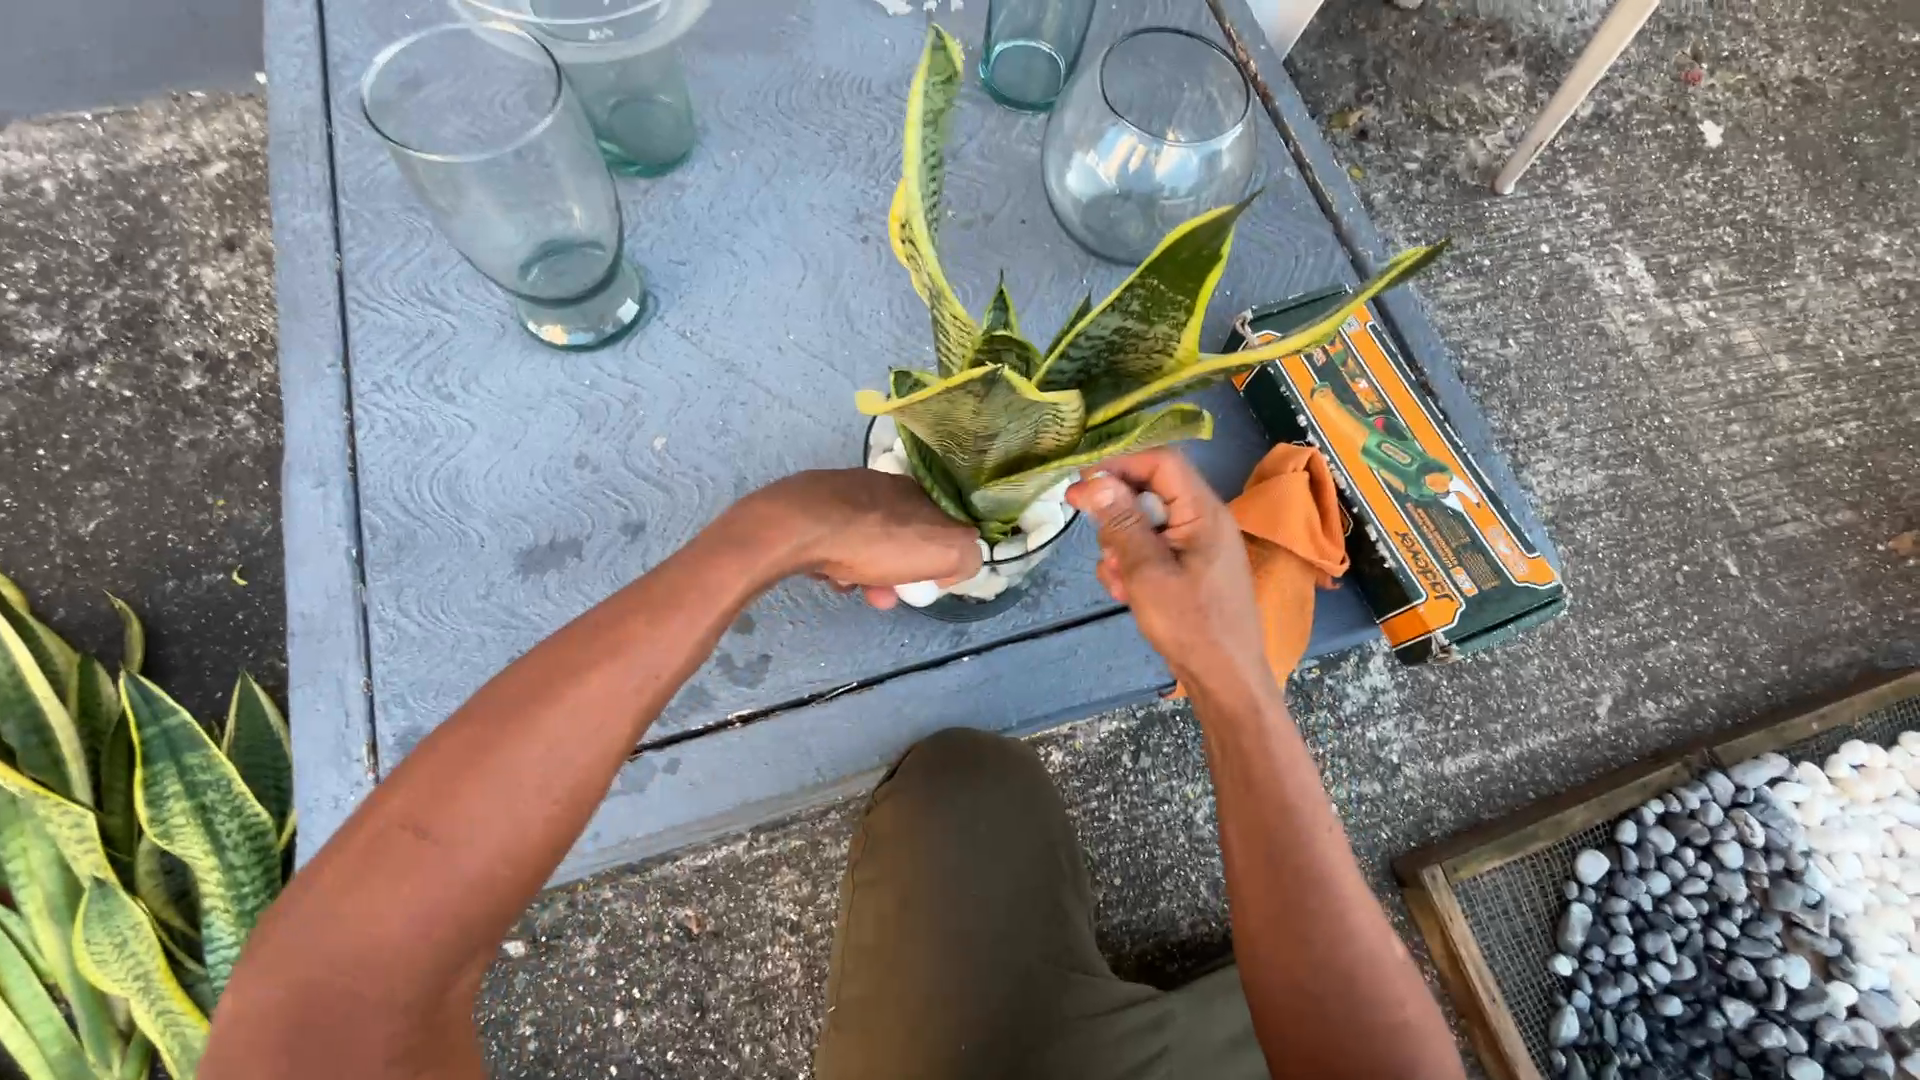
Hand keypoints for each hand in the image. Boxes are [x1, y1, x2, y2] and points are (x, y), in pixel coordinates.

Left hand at [748, 469, 981, 608]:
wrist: (799, 526)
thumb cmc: (875, 540)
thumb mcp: (944, 551)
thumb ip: (967, 556)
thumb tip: (957, 565)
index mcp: (921, 492)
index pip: (943, 525)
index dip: (940, 558)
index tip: (928, 582)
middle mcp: (886, 486)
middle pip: (903, 538)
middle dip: (898, 574)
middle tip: (885, 598)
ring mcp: (848, 493)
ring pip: (868, 543)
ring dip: (867, 573)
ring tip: (852, 590)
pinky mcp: (814, 506)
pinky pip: (836, 541)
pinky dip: (837, 563)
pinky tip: (828, 576)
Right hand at [1066, 450, 1268, 694]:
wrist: (1224, 678)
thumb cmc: (1190, 624)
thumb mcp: (1147, 571)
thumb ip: (1121, 523)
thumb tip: (1095, 480)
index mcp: (1203, 512)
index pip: (1160, 462)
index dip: (1119, 466)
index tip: (1081, 487)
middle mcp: (1203, 521)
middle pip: (1149, 493)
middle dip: (1117, 517)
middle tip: (1101, 546)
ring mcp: (1196, 547)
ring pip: (1143, 525)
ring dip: (1120, 548)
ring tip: (1118, 581)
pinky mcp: (1187, 570)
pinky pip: (1151, 552)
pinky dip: (1132, 568)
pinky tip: (1126, 594)